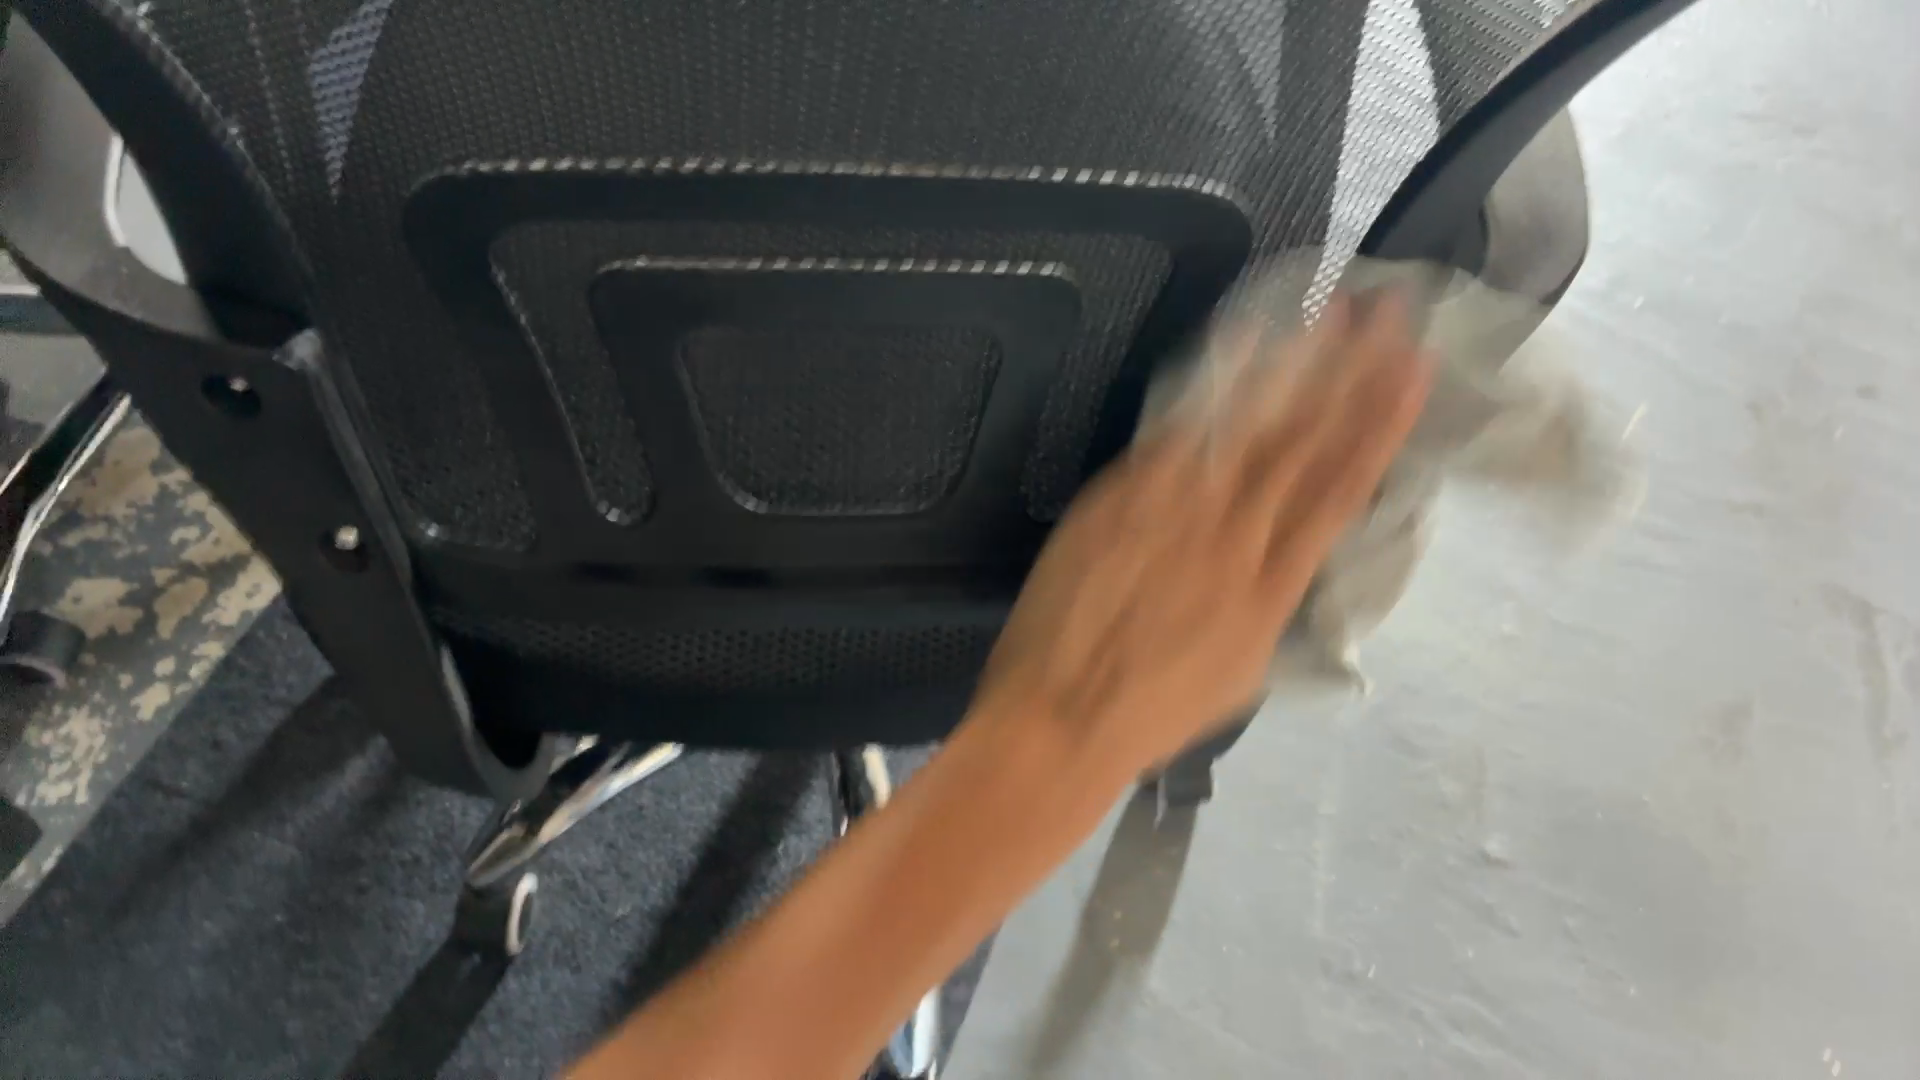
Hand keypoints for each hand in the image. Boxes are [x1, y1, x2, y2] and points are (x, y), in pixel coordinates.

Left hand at [975, 291, 1431, 775]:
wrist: (1059, 720)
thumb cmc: (1147, 715)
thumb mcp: (1233, 672)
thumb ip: (1263, 603)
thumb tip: (1280, 555)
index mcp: (1272, 589)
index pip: (1339, 491)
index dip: (1380, 426)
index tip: (1412, 371)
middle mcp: (1234, 539)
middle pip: (1303, 445)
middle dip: (1349, 374)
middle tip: (1387, 311)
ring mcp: (1173, 513)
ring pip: (1245, 431)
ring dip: (1291, 366)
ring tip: (1328, 312)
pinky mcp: (1118, 500)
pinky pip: (1172, 435)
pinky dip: (1207, 388)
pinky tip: (1235, 344)